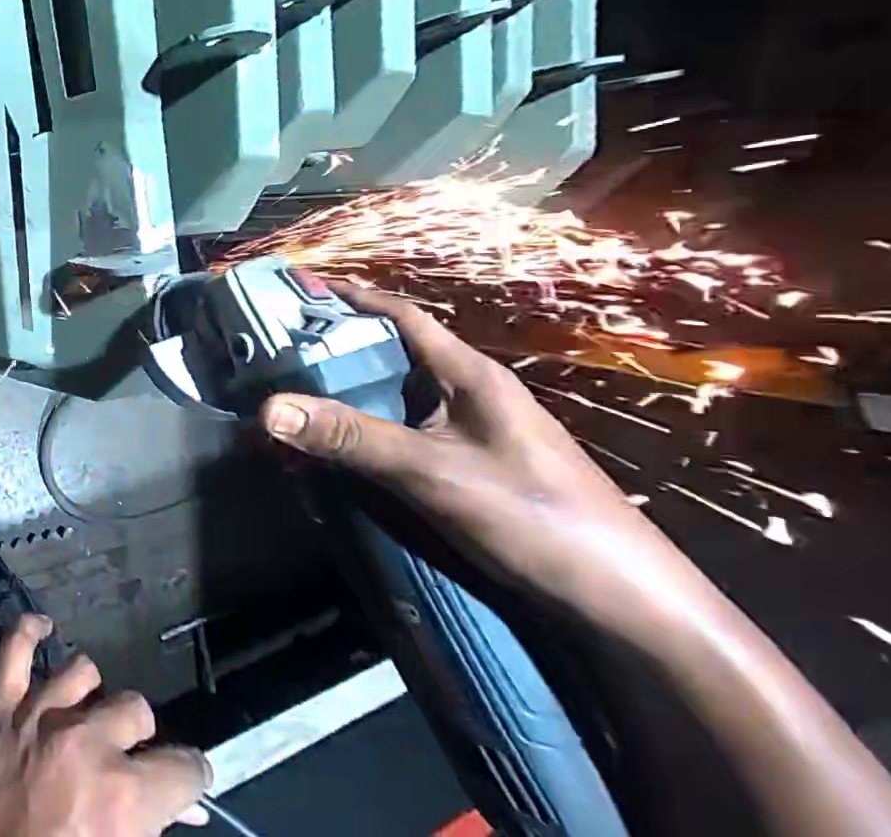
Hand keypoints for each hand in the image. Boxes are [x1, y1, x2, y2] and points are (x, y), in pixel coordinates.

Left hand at [0, 614, 210, 836]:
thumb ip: (157, 827)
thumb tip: (189, 805)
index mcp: (123, 794)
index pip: (185, 767)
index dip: (190, 780)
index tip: (186, 786)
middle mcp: (86, 743)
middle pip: (137, 709)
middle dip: (139, 741)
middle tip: (123, 769)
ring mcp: (39, 718)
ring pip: (86, 674)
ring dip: (94, 701)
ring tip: (89, 727)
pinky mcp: (1, 712)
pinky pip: (14, 653)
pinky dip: (27, 632)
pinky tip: (43, 628)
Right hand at [259, 287, 714, 637]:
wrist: (620, 598)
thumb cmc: (532, 517)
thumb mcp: (431, 472)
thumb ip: (352, 438)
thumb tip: (270, 408)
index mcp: (467, 374)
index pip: (402, 317)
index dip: (351, 298)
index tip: (300, 291)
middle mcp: (467, 393)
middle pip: (391, 357)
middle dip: (334, 352)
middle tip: (276, 356)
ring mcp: (470, 432)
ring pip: (394, 400)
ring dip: (346, 399)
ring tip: (292, 402)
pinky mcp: (468, 468)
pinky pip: (403, 437)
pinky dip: (364, 437)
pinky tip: (336, 454)